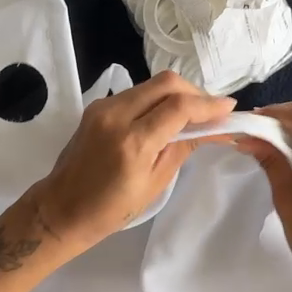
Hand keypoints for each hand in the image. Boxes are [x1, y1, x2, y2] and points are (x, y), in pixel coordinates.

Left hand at [32, 71, 234, 246]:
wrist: (61, 208)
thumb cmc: (111, 209)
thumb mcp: (155, 183)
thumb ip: (184, 148)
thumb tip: (214, 128)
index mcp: (133, 141)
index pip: (178, 106)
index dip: (209, 104)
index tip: (230, 109)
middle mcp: (116, 115)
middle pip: (166, 82)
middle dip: (195, 92)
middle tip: (213, 111)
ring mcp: (103, 106)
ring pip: (151, 84)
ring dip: (177, 94)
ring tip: (194, 114)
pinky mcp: (97, 106)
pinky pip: (135, 93)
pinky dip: (157, 99)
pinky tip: (167, 116)